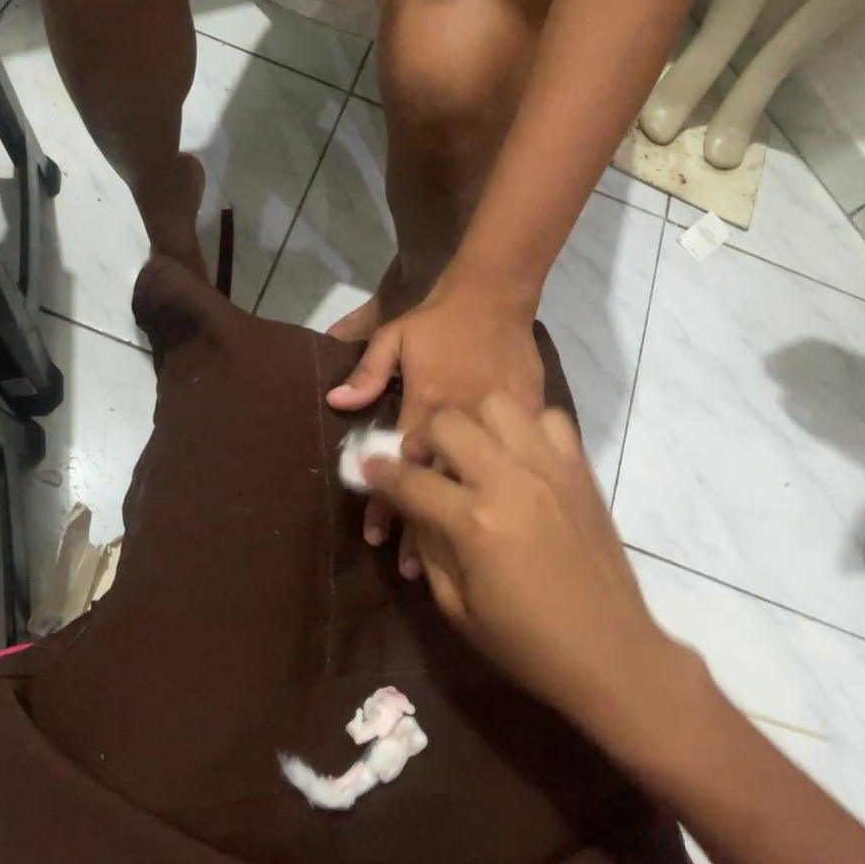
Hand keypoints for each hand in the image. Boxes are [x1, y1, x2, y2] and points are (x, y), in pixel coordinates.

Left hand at [327, 289, 544, 564]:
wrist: (496, 296)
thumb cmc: (439, 320)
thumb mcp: (396, 335)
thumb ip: (368, 371)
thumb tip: (337, 400)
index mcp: (429, 403)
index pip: (403, 463)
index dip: (387, 500)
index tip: (374, 534)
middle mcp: (462, 420)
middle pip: (439, 483)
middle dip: (422, 526)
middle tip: (407, 567)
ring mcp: (498, 424)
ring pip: (476, 483)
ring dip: (460, 520)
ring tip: (447, 562)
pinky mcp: (527, 420)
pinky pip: (513, 465)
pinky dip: (501, 493)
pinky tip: (501, 523)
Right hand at [363, 395, 698, 743]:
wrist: (611, 653)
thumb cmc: (525, 642)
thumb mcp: (456, 605)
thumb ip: (428, 545)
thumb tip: (411, 504)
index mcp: (476, 524)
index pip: (411, 480)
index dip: (380, 473)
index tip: (367, 469)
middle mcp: (512, 482)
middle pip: (448, 423)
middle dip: (420, 438)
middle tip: (420, 463)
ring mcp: (551, 469)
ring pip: (498, 406)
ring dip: (472, 424)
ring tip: (469, 455)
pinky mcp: (581, 470)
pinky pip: (548, 419)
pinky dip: (524, 429)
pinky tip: (516, 460)